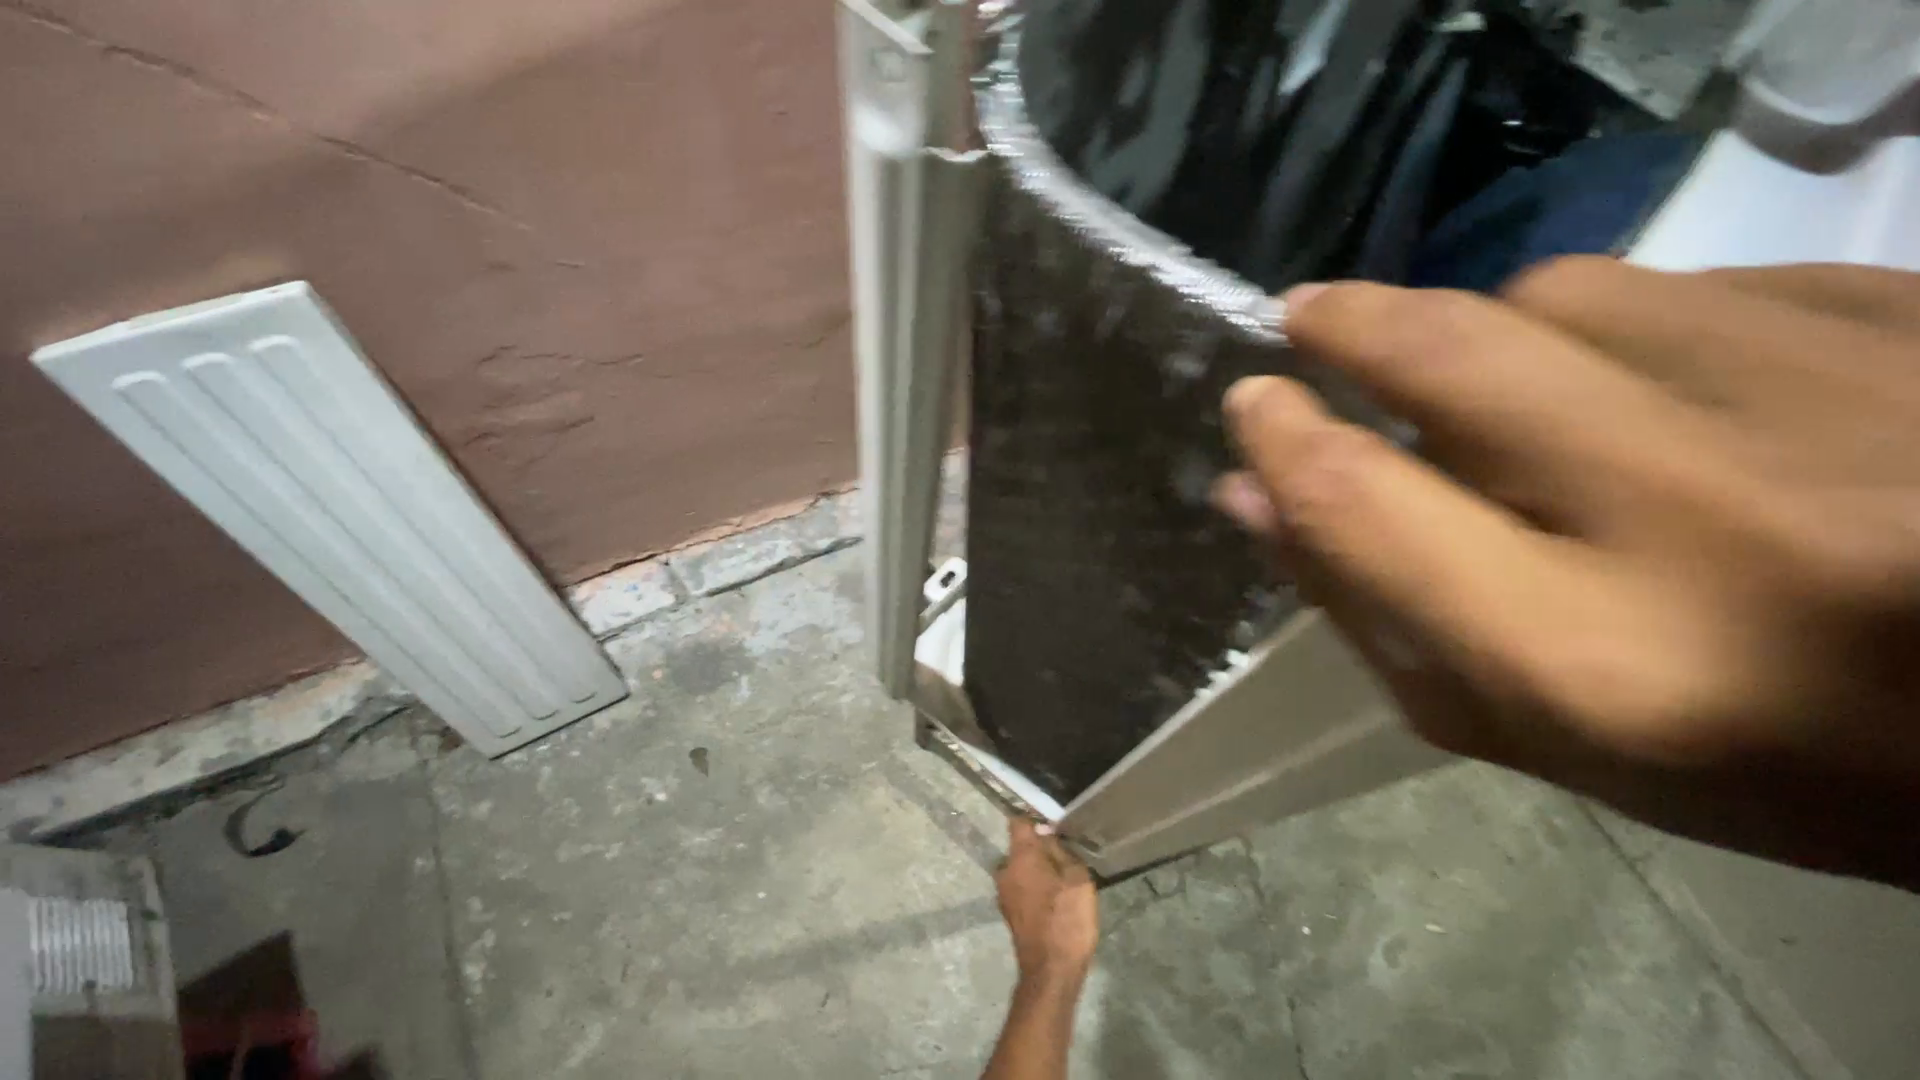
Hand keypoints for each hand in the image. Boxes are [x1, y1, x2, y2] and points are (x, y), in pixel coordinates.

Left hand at [995, 819, 1098, 985]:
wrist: (1051, 970)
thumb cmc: (1067, 918)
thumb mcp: (1077, 877)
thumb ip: (1060, 850)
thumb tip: (1047, 833)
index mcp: (1020, 856)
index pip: (1019, 822)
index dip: (1037, 820)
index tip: (1056, 826)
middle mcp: (1005, 870)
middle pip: (1021, 848)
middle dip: (1041, 849)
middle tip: (1067, 859)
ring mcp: (1004, 893)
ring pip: (1022, 869)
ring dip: (1039, 871)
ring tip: (1064, 883)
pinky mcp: (1009, 913)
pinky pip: (1022, 888)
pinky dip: (1036, 889)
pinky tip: (1055, 902)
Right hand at [1216, 259, 1919, 887]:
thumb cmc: (1749, 756)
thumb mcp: (1534, 727)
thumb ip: (1371, 610)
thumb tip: (1252, 494)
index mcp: (1598, 657)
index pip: (1363, 499)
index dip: (1282, 438)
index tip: (1256, 404)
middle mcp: (1707, 517)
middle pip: (1451, 358)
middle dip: (1348, 324)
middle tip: (1305, 318)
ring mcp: (1838, 396)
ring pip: (1566, 295)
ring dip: (1494, 327)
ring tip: (1511, 378)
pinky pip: (1699, 279)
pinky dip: (1631, 320)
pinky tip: (1662, 377)